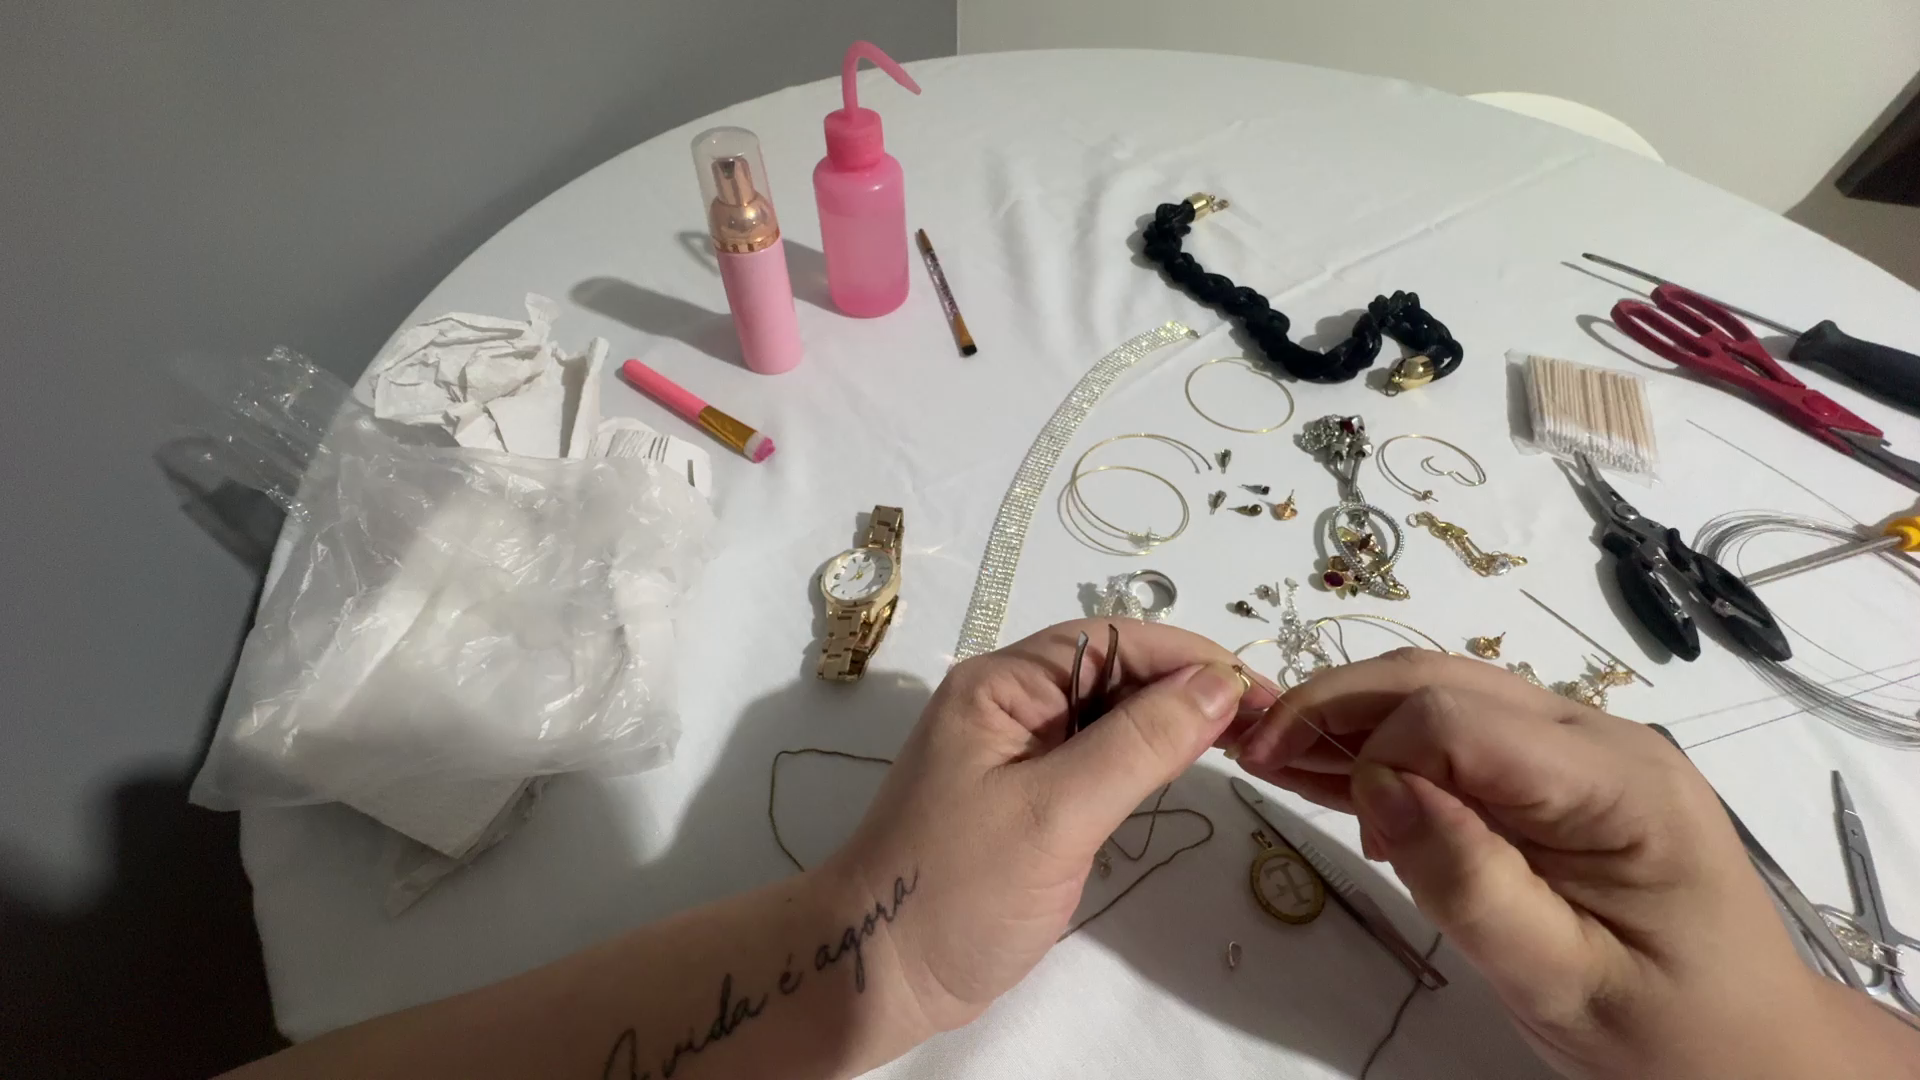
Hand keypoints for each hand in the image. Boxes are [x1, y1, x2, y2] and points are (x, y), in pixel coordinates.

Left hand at [821, 619, 1275, 1038]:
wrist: (877, 971)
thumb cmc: (957, 889)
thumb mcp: (1055, 813)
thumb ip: (1137, 745)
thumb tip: (1217, 683)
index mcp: (1001, 683)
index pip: (1109, 642)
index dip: (1187, 657)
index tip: (1258, 688)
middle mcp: (1008, 699)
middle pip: (1111, 670)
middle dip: (1184, 685)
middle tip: (1262, 720)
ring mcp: (1016, 743)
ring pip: (1107, 711)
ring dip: (1169, 718)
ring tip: (1239, 737)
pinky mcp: (1027, 787)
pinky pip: (1094, 752)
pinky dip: (1142, 754)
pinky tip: (1180, 763)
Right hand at [1230, 649, 1916, 1079]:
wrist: (1746, 1050)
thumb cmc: (1665, 1031)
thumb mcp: (1564, 983)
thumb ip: (1470, 881)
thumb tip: (1377, 784)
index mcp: (1614, 780)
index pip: (1456, 721)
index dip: (1379, 756)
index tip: (1352, 828)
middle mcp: (1587, 732)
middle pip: (1429, 679)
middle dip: (1331, 706)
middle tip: (1255, 751)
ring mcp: (1558, 740)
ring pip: (1419, 690)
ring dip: (1336, 716)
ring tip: (1262, 748)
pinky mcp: (1529, 761)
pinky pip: (1431, 729)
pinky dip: (1363, 744)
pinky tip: (1307, 762)